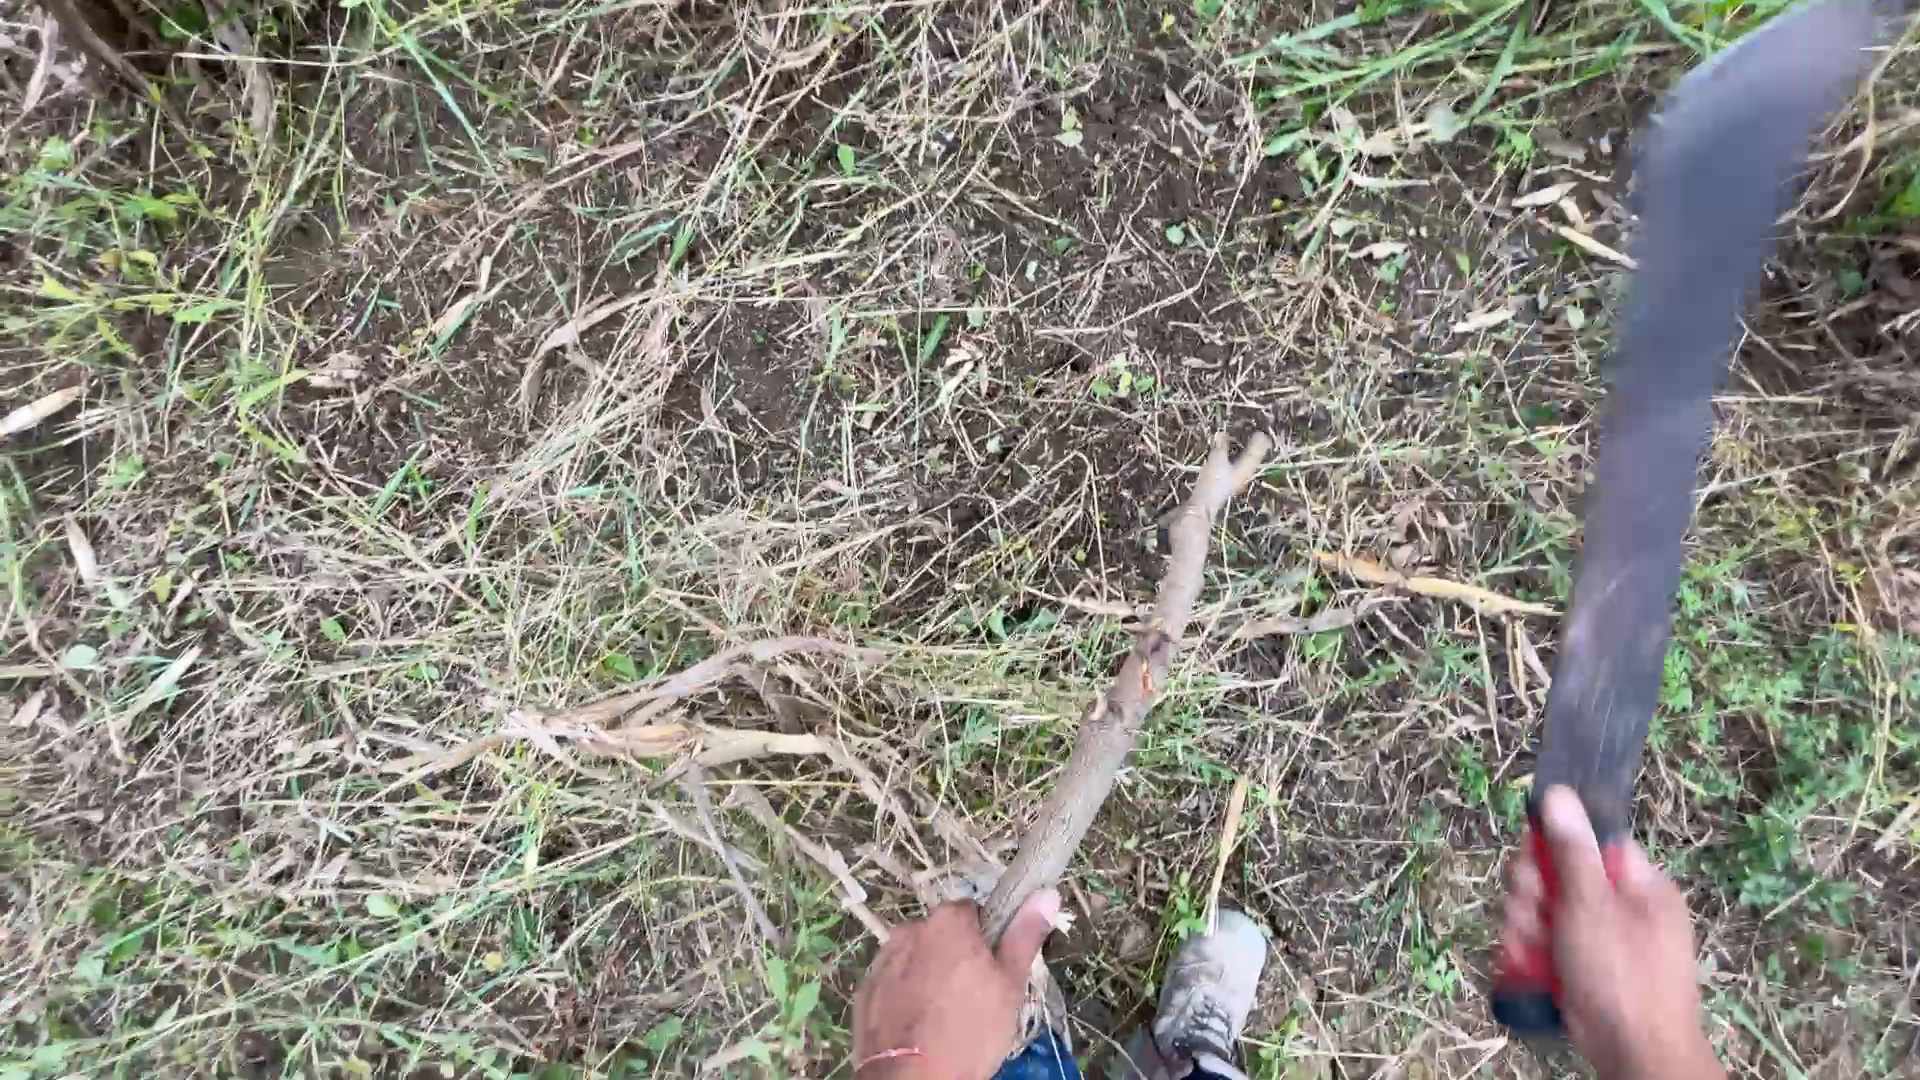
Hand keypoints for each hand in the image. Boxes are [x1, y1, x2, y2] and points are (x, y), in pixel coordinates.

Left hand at [851, 891, 1060, 1078]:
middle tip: (972, 999)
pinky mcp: (866, 988)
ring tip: (943, 1017)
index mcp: (949, 920)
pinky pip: (893, 982)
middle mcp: (912, 928)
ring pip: (917, 957)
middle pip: (943, 934)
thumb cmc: (969, 1031)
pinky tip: (917, 1025)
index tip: (991, 971)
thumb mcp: (1010, 985)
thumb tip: (1047, 894)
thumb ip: (1025, 935)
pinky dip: (904, 995)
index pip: (973, 913)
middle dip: (956, 957)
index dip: (986, 940)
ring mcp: (883, 958)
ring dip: (928, 975)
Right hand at [1504, 787, 1723, 1079]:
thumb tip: (1559, 792)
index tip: (1538, 867)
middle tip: (1537, 915)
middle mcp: (1616, 903)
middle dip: (1529, 893)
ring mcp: (1593, 932)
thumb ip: (1571, 849)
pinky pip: (1533, 933)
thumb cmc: (1623, 976)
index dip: (1550, 848)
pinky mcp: (1573, 956)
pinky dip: (1525, 946)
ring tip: (1536, 949)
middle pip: (1548, 870)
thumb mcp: (1592, 906)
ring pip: (1533, 903)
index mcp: (1637, 884)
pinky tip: (1531, 963)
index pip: (1581, 839)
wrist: (1635, 1055)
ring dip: (1522, 924)